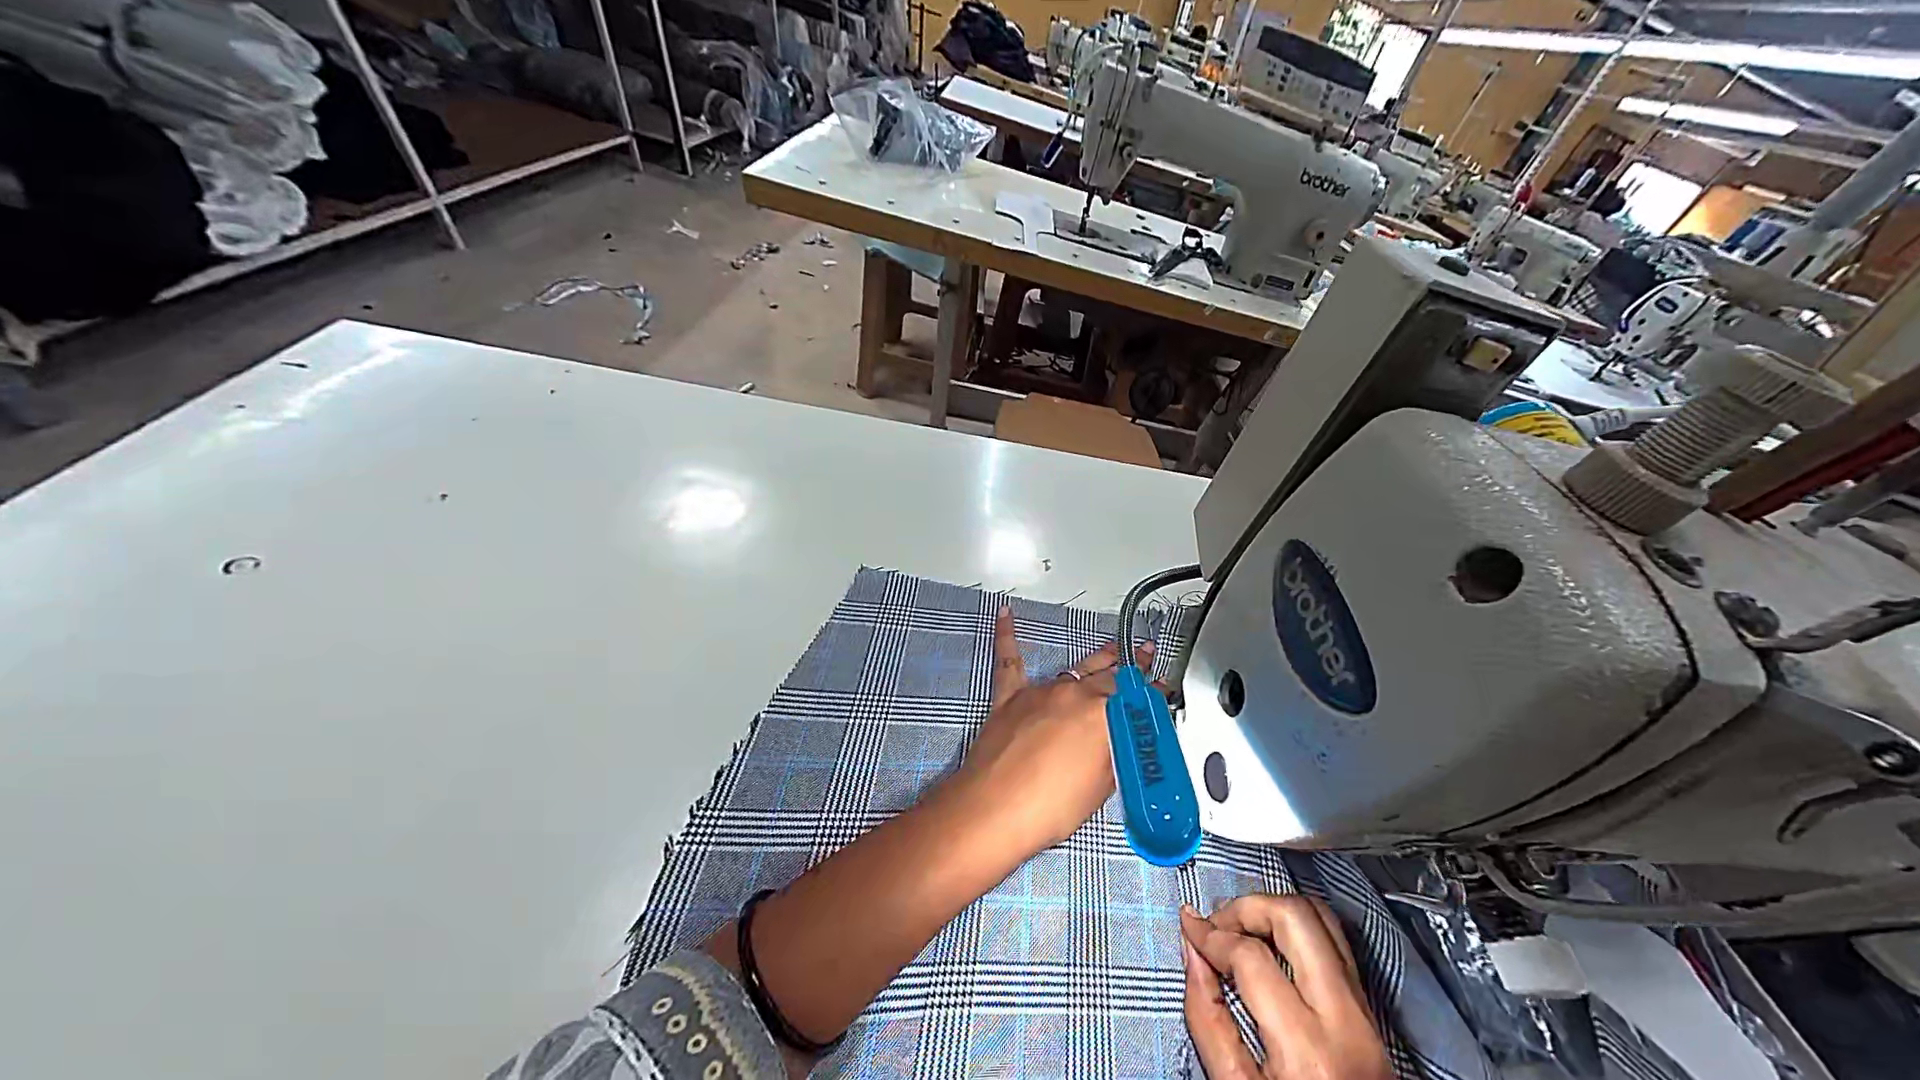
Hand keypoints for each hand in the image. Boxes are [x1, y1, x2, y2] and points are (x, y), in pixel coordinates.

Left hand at [950, 606, 1152, 855]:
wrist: (993, 811)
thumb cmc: (1045, 806)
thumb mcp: (1102, 787)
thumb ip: (1114, 755)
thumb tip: (1118, 745)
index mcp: (1101, 715)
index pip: (1138, 698)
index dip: (1153, 695)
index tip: (1161, 691)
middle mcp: (1072, 695)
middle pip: (1110, 677)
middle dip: (1132, 671)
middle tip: (1147, 661)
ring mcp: (1040, 694)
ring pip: (1075, 669)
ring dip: (1097, 660)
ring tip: (1114, 649)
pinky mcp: (1010, 698)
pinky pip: (1009, 660)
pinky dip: (1006, 636)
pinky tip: (1005, 615)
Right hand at [1180, 896, 1392, 1079]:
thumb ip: (1207, 1018)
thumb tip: (1192, 950)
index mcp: (1309, 1050)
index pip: (1251, 956)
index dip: (1210, 934)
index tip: (1189, 928)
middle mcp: (1346, 1021)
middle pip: (1295, 918)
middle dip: (1246, 908)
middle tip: (1217, 925)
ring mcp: (1366, 1015)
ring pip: (1322, 919)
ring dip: (1273, 912)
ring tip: (1241, 930)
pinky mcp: (1371, 1013)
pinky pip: (1335, 942)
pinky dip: (1297, 928)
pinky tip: (1269, 943)